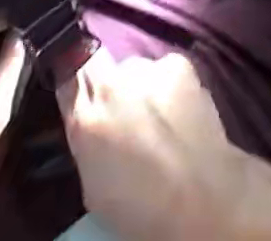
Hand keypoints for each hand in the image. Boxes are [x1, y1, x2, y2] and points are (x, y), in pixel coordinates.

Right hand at [57, 51, 248, 240]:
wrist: (203, 197)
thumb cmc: (141, 207)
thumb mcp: (93, 183)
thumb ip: (87, 137)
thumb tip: (91, 116)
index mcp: (84, 118)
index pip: (67, 75)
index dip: (76, 82)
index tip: (82, 91)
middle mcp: (111, 85)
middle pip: (103, 69)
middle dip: (112, 88)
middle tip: (128, 115)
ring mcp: (146, 69)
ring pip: (136, 69)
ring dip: (143, 86)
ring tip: (160, 116)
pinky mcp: (178, 64)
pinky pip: (165, 69)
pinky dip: (169, 84)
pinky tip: (181, 109)